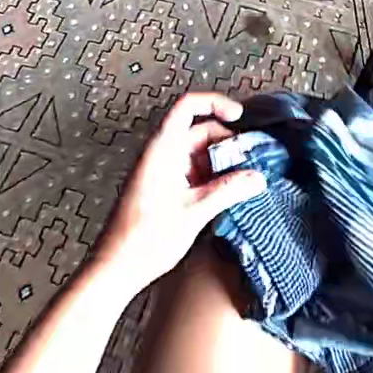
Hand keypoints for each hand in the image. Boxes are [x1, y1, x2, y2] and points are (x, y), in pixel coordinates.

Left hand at [90, 93, 266, 298]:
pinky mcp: (164, 187)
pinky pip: (193, 170)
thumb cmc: (144, 241)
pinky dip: (212, 175)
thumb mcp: (195, 212)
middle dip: (227, 141)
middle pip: (199, 130)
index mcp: (162, 150)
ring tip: (243, 178)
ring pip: (198, 152)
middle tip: (250, 159)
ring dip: (221, 161)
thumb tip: (257, 177)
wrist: (116, 270)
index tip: (239, 116)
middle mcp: (160, 154)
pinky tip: (227, 192)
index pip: (188, 106)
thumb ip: (229, 191)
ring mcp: (161, 170)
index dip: (215, 103)